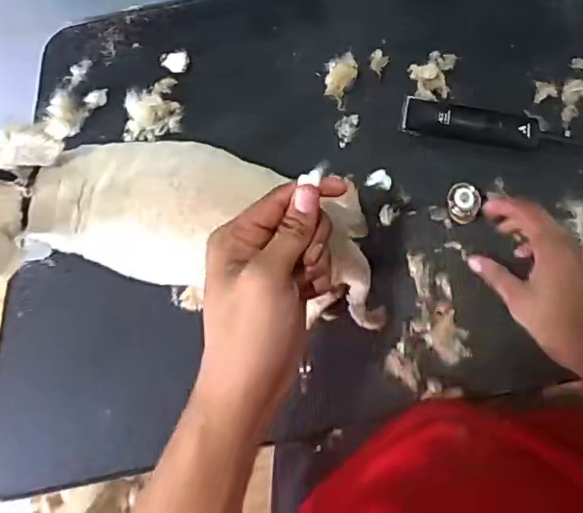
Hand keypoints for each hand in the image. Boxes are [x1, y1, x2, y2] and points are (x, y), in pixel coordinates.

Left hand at [192, 176, 348, 428]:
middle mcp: (253, 245)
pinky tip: (313, 295)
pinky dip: (320, 275)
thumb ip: (291, 230)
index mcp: (238, 235)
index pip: (282, 198)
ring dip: (319, 261)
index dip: (313, 192)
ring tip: (307, 287)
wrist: (248, 394)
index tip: (344, 191)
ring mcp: (272, 266)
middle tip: (307, 268)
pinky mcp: (288, 284)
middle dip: (314, 239)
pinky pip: (316, 262)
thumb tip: (309, 189)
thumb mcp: (269, 276)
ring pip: (313, 240)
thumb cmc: (250, 333)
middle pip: (303, 217)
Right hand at [468, 196, 582, 379]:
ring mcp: (576, 253)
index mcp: (550, 245)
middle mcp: (565, 242)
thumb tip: (473, 259)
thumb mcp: (519, 301)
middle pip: (538, 215)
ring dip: (527, 227)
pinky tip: (528, 259)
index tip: (485, 208)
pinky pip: (557, 240)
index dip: (504, 205)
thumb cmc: (556, 324)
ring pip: (549, 227)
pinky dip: (539, 240)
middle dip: (514, 213)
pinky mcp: (581, 265)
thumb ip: (496, 276)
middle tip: (493, 219)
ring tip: (507, 237)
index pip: (525, 211)